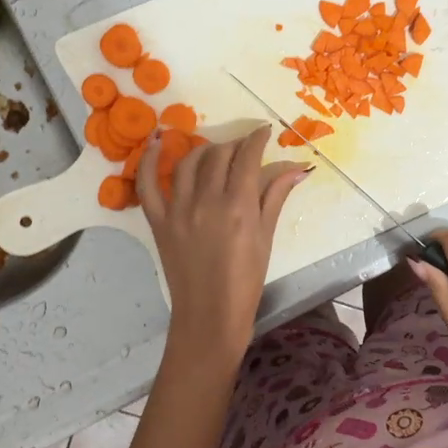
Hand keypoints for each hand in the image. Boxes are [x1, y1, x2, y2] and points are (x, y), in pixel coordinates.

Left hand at [138, 125, 307, 357]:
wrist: (210, 316)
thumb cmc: (246, 281)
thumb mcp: (266, 237)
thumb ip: (277, 197)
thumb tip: (299, 167)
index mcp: (239, 207)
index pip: (248, 158)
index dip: (257, 139)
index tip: (264, 131)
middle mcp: (207, 201)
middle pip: (220, 155)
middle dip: (235, 145)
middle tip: (245, 149)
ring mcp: (179, 209)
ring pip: (190, 162)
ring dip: (206, 150)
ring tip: (217, 152)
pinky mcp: (159, 221)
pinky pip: (148, 184)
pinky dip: (150, 160)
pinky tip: (158, 142)